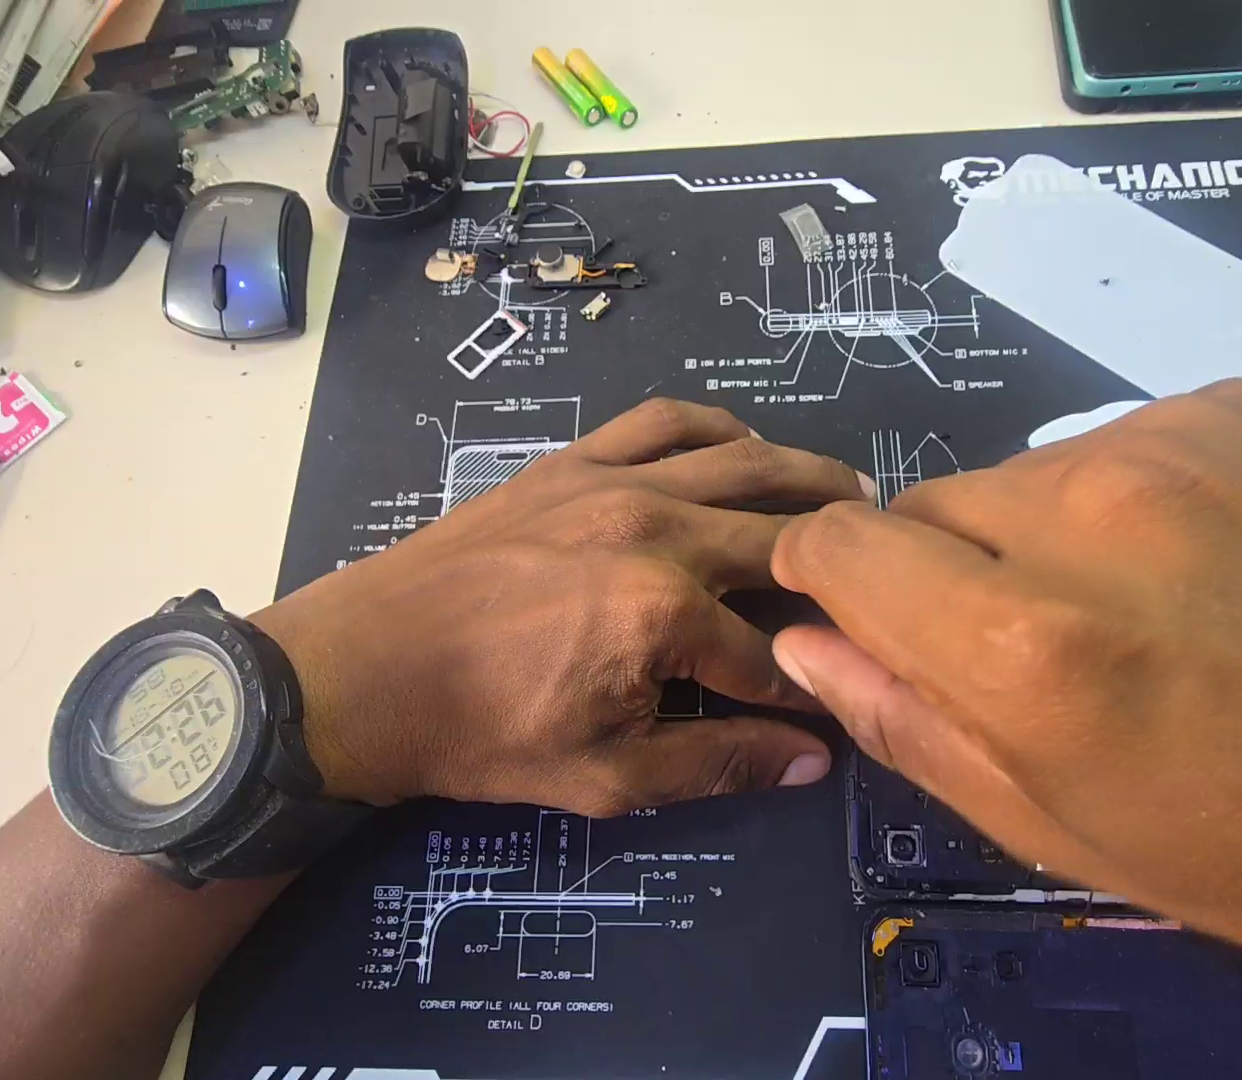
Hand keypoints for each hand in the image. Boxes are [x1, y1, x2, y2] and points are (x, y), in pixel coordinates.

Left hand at [252, 398, 871, 814]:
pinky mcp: (575, 459)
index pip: (769, 653)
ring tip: (847, 495)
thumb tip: (813, 758)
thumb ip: (717, 763)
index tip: (835, 697)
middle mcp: (656, 528)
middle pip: (780, 538)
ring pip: (742, 459)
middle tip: (879, 575)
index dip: (808, 684)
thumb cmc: (480, 734)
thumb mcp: (603, 778)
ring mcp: (615, 480)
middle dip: (839, 564)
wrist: (362, 669)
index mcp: (664, 613)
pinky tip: (743, 445)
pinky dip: (718, 428)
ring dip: (804, 476)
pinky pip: (665, 421)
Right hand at [770, 379, 1241, 1069]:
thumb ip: (905, 724)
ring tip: (1126, 611)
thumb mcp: (1059, 830)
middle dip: (933, 574)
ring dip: (1021, 540)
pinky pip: (1097, 448)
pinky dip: (1104, 504)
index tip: (844, 608)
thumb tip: (806, 645)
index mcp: (1028, 647)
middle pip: (919, 507)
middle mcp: (1084, 512)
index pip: (842, 546)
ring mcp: (1167, 439)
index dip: (819, 572)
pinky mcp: (1233, 401)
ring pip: (1006, 478)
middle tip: (1022, 649)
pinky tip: (1195, 564)